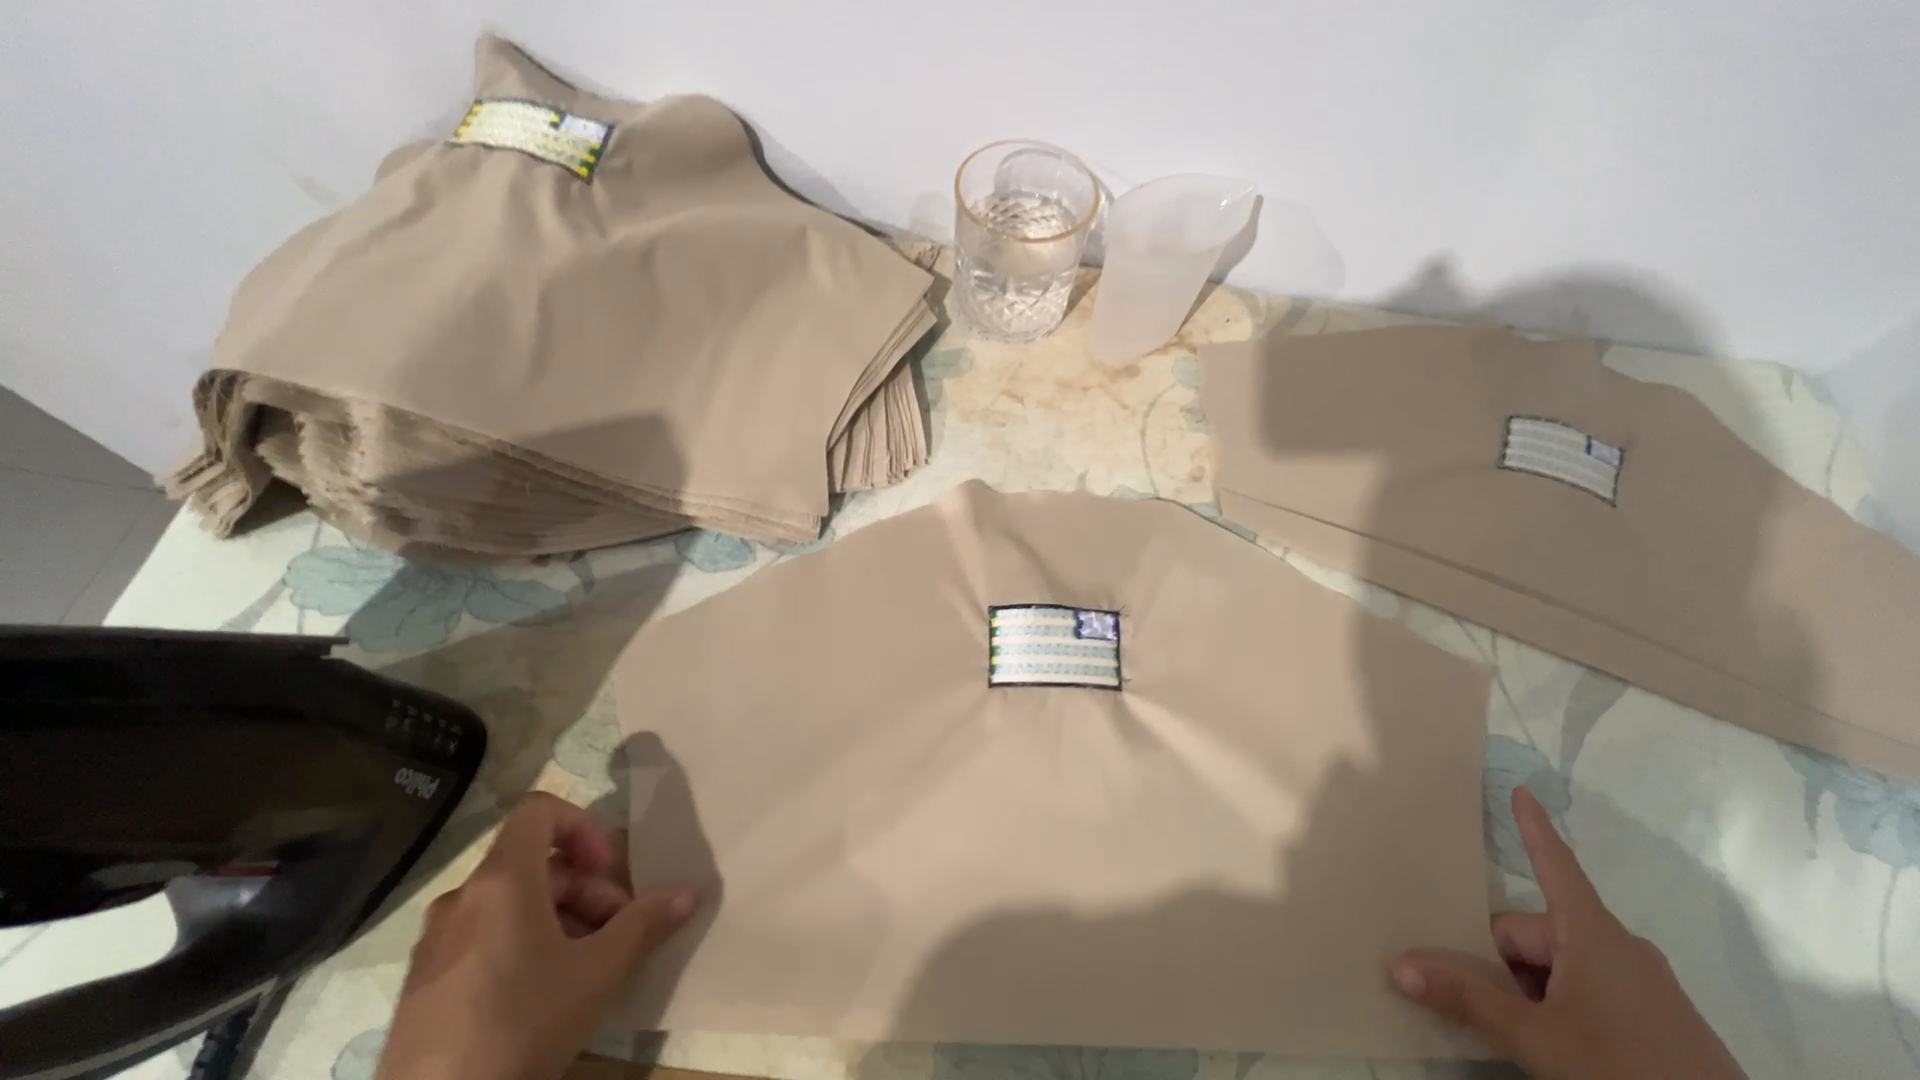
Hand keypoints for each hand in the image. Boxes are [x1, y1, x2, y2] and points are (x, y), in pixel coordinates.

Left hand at [377, 792, 697, 1079]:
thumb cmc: (521, 1025)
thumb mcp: (599, 974)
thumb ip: (645, 925)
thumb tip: (688, 892)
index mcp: (502, 880)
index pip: (540, 810)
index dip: (584, 827)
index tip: (610, 872)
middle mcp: (463, 897)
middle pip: (535, 862)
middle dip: (587, 887)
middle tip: (617, 931)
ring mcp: (437, 940)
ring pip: (512, 902)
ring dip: (561, 917)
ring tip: (587, 967)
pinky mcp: (425, 980)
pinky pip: (484, 935)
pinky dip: (524, 943)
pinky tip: (544, 996)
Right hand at [1389, 787, 1745, 1079]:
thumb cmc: (1623, 1069)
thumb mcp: (1535, 1037)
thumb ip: (1467, 998)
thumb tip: (1398, 964)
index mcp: (1591, 935)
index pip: (1554, 866)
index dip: (1532, 828)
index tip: (1521, 788)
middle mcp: (1619, 948)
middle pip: (1535, 933)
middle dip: (1504, 964)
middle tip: (1496, 1011)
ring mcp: (1641, 984)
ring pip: (1558, 966)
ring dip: (1531, 991)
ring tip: (1528, 1038)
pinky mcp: (1655, 1018)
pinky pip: (1588, 989)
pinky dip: (1560, 1006)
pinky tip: (1559, 1048)